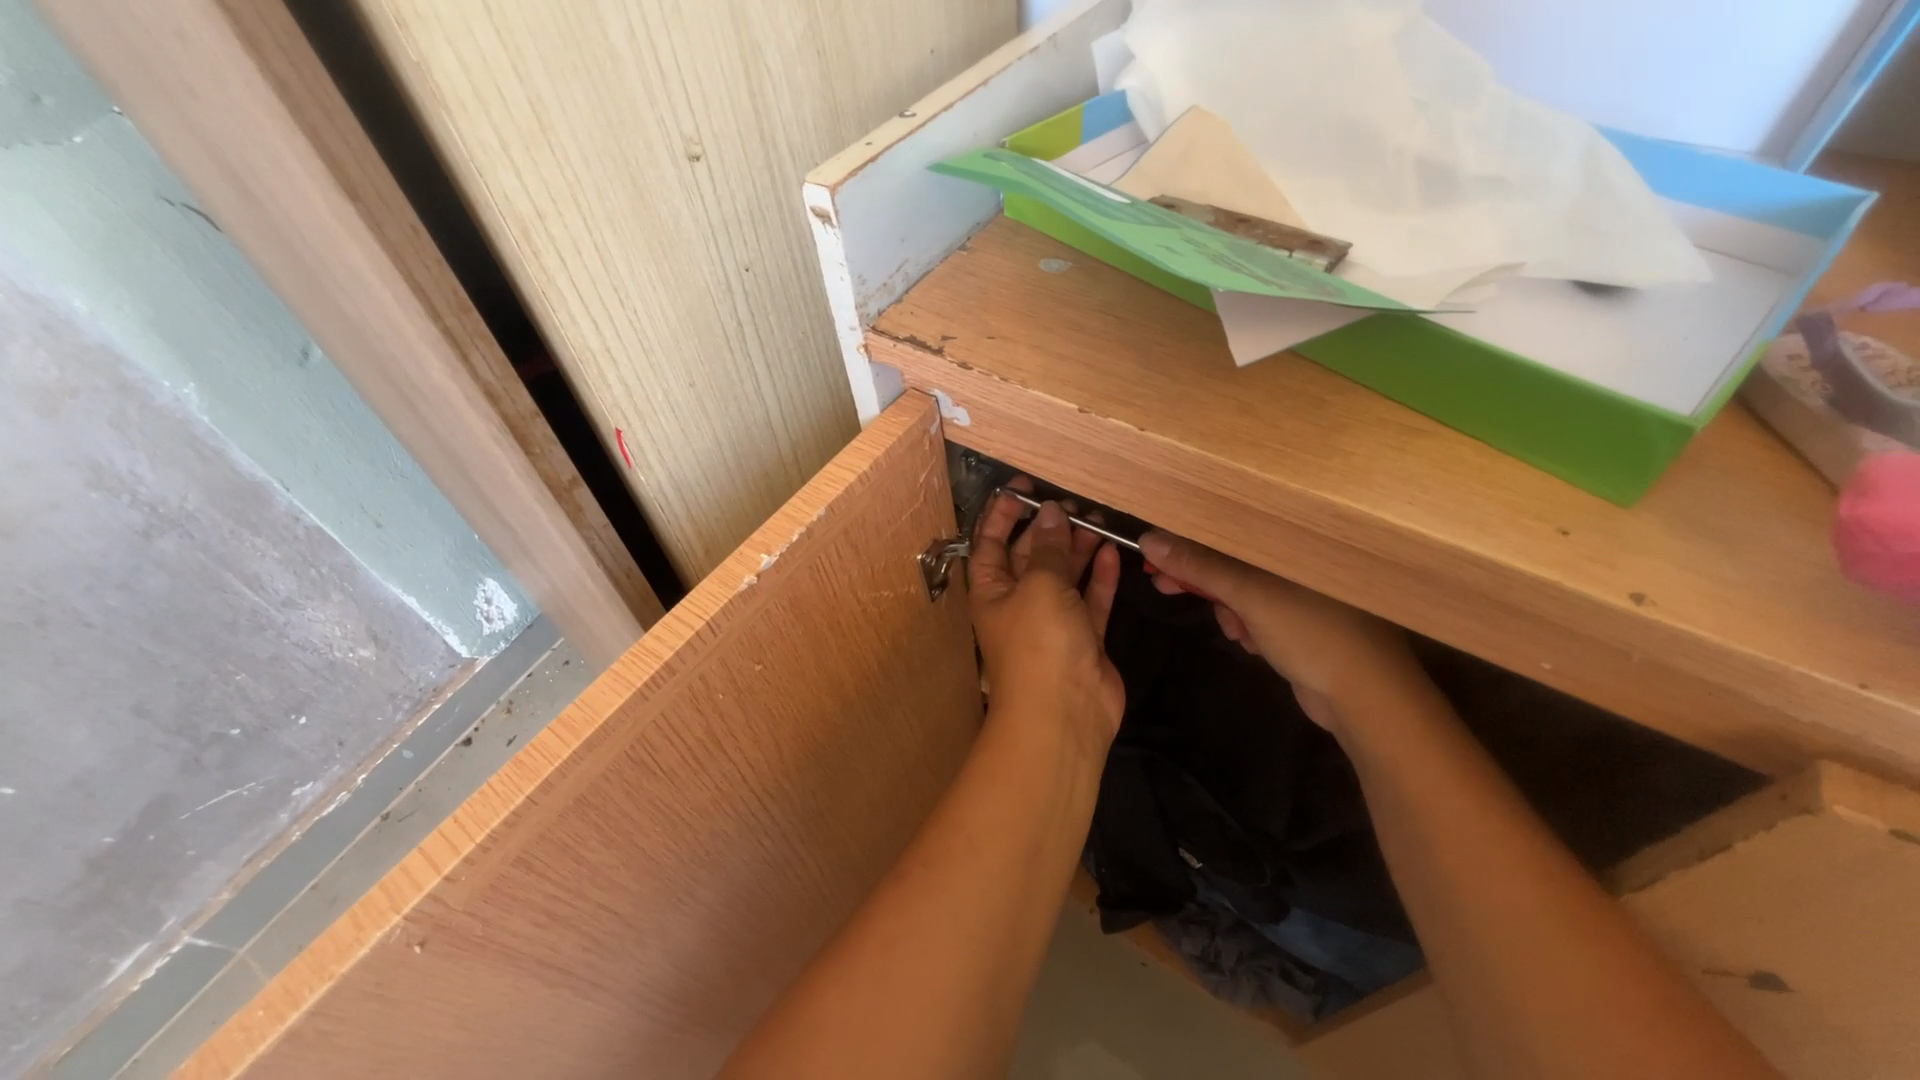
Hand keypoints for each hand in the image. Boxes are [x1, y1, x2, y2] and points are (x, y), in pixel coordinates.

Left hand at [969, 479, 1124, 751]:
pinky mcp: (1084, 639)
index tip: (1023, 486)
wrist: (1064, 713)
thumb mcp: (1040, 586)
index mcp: (991, 590)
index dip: (1003, 514)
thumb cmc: (1039, 642)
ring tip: (1098, 520)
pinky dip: (1099, 577)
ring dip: (1078, 549)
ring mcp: (1053, 622)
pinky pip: (1091, 600)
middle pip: (1030, 557)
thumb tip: (1052, 513)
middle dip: (1049, 529)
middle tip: (1074, 503)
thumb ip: (1049, 549)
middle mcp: (1019, 603)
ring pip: (1064, 576)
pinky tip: (1112, 552)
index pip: (990, 543)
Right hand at [1138, 530, 1422, 734]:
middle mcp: (1300, 560)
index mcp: (1296, 541)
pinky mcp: (1304, 621)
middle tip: (1164, 587)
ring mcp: (1304, 592)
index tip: (1154, 553)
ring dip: (1230, 610)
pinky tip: (1254, 644)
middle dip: (1202, 579)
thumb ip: (1200, 567)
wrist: (1366, 697)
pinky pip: (1259, 613)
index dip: (1189, 538)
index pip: (1231, 528)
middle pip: (1234, 558)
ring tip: (1239, 632)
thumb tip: (1150, 539)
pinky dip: (1249, 626)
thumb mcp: (1250, 596)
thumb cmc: (1312, 633)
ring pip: (1243, 590)